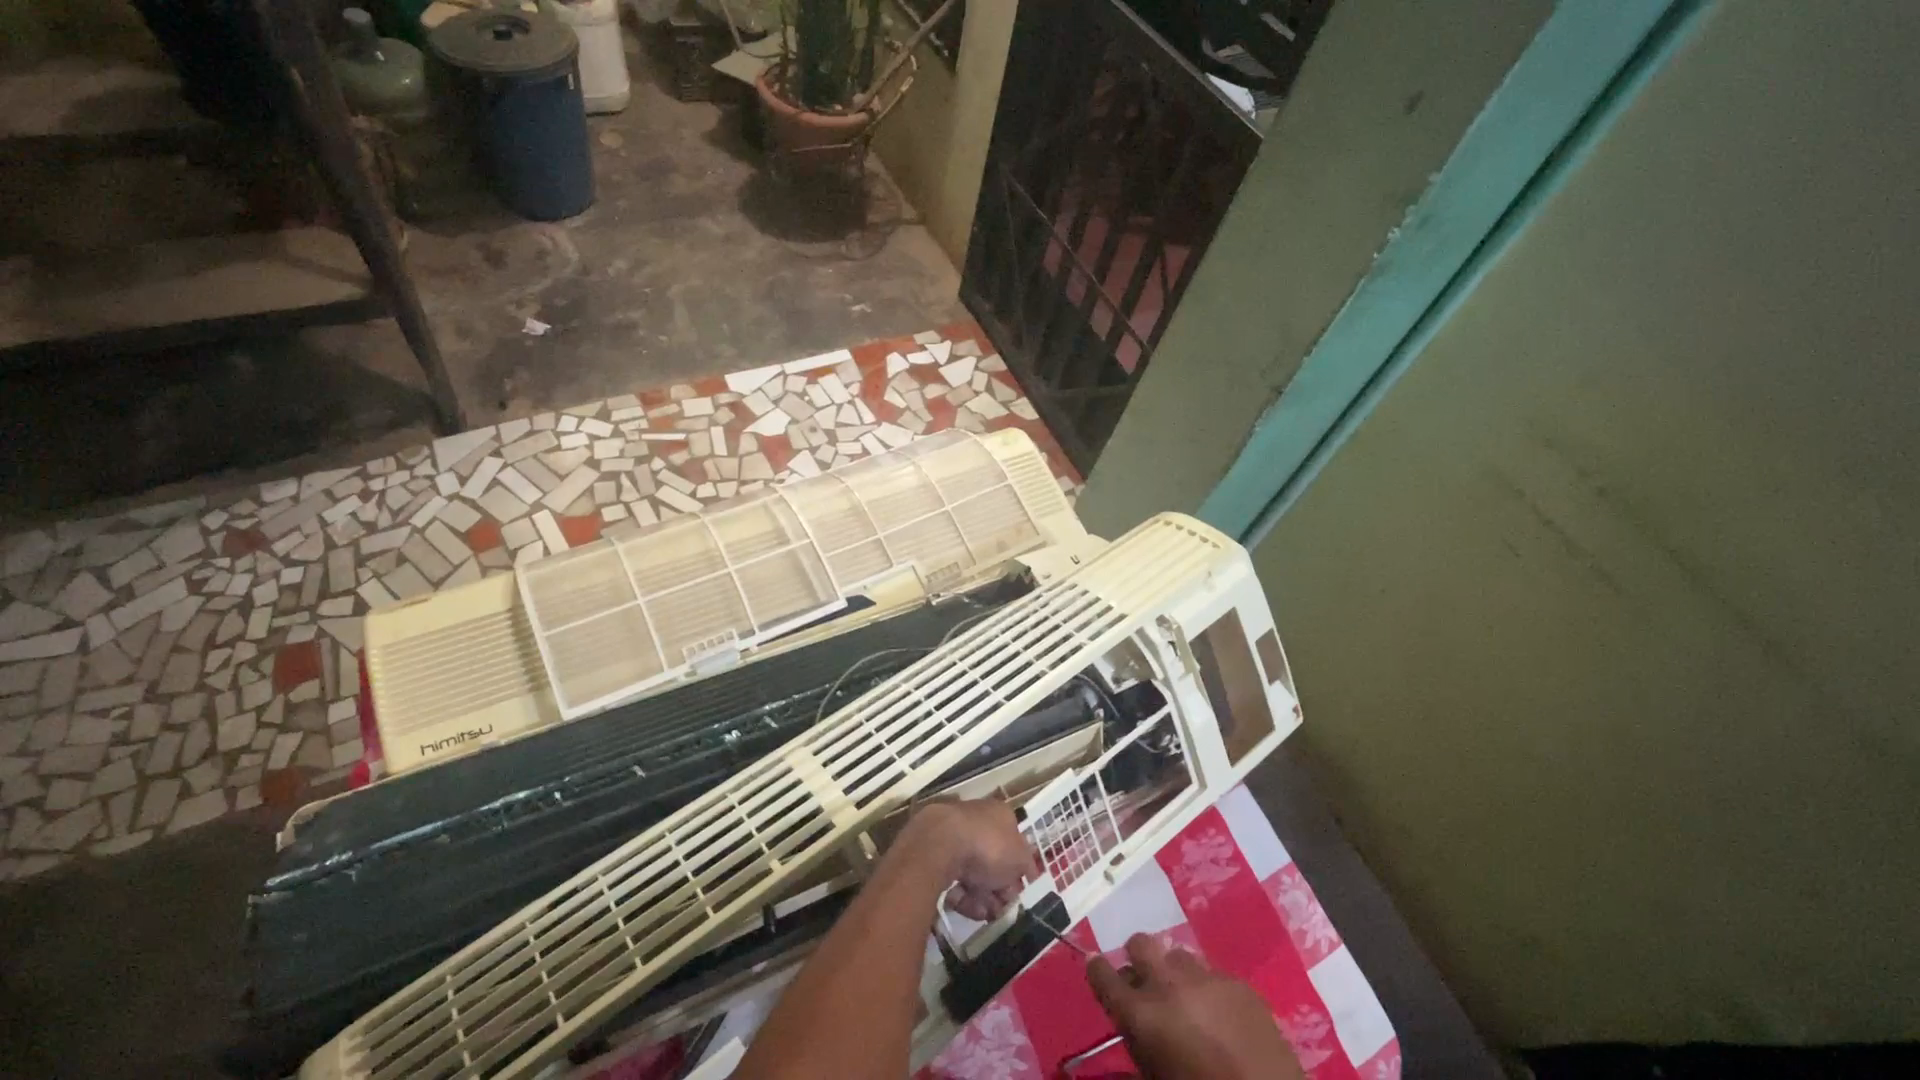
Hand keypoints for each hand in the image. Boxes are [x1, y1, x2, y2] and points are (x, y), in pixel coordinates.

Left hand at [899, 799, 1031, 920]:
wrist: (939, 845)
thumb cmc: (988, 846)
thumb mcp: (1019, 858)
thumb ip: (1026, 865)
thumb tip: (1029, 871)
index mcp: (998, 814)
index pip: (1013, 841)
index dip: (1018, 867)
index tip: (1020, 889)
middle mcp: (974, 820)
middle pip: (991, 858)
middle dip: (999, 887)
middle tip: (1004, 907)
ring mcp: (950, 836)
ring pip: (971, 871)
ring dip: (982, 896)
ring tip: (986, 914)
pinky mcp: (931, 854)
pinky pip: (951, 877)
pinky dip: (960, 894)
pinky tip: (966, 909)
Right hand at [1088, 934, 1304, 1079]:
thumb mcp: (1154, 1074)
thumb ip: (1137, 1042)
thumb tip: (1132, 1021)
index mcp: (1142, 1014)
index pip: (1103, 974)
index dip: (1097, 969)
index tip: (1097, 966)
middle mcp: (1169, 984)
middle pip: (1140, 943)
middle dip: (1136, 957)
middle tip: (1143, 980)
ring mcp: (1206, 978)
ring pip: (1177, 953)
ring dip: (1172, 970)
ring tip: (1184, 995)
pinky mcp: (1238, 982)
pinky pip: (1211, 972)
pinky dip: (1205, 985)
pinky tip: (1217, 1011)